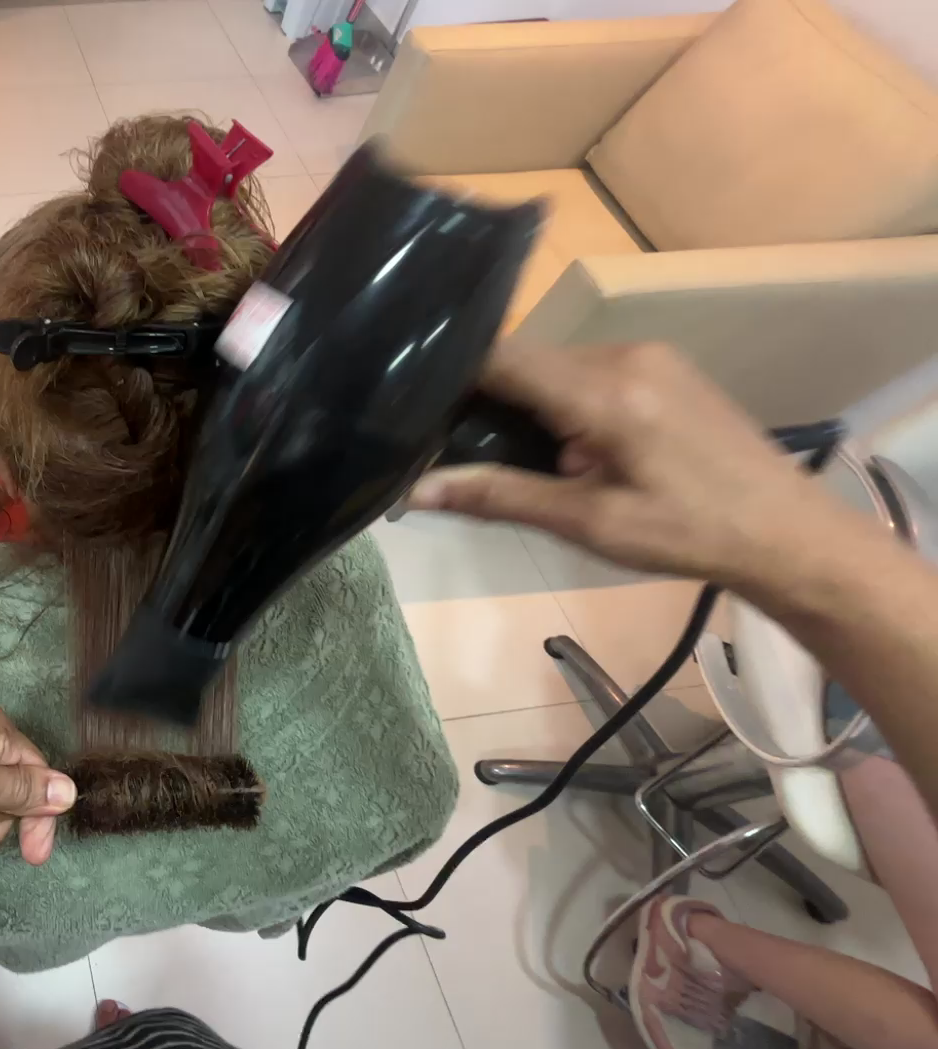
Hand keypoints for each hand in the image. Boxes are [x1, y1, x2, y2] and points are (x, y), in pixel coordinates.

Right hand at [407, 342, 875, 594]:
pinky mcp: (659, 369)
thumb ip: (497, 496)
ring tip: (488, 446)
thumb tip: (413, 492)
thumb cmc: (687, 533)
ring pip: (546, 363)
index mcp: (607, 391)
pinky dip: (546, 397)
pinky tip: (543, 439)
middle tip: (440, 440)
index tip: (409, 408)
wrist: (794, 537)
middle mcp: (625, 357)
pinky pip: (577, 370)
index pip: (501, 359)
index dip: (449, 378)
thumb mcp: (584, 521)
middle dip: (476, 395)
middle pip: (520, 358)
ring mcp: (647, 358)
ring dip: (513, 398)